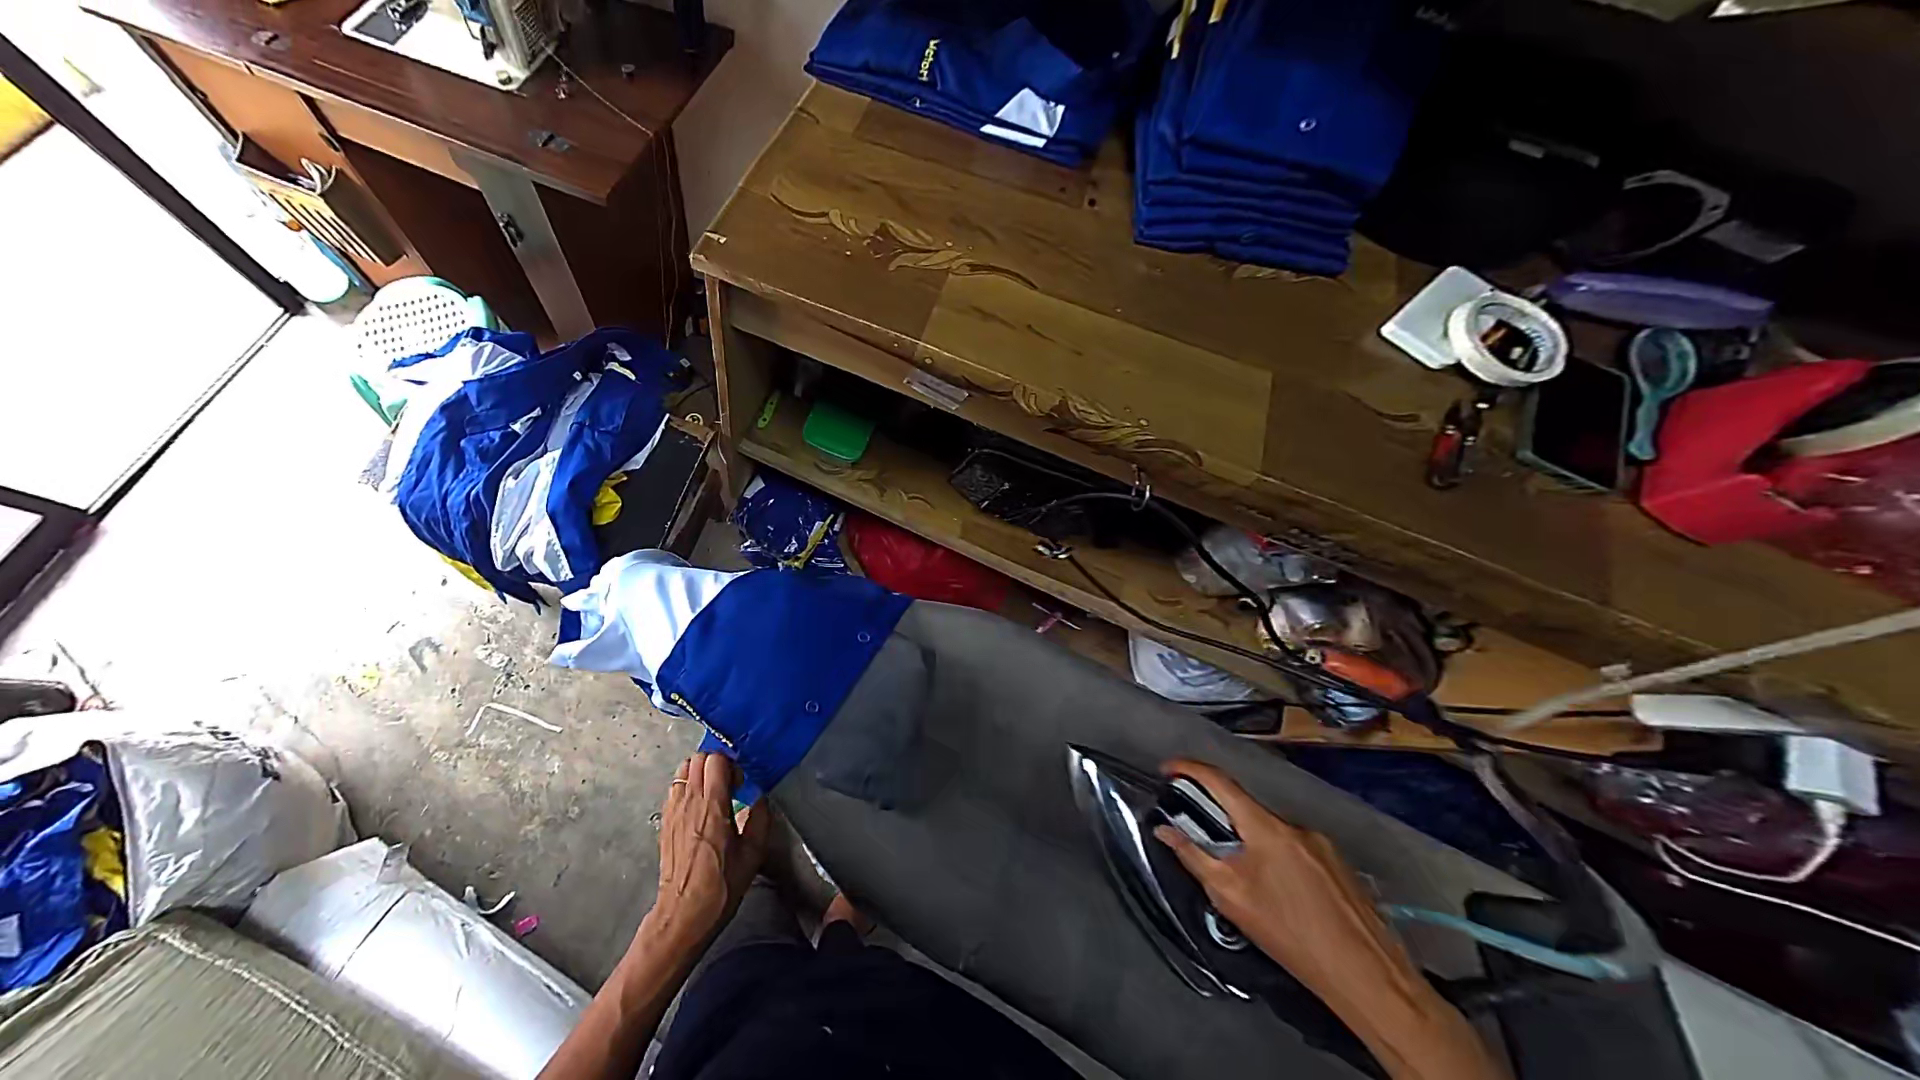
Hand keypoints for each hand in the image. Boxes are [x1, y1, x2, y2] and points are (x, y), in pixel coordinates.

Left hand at [645, 753, 769, 949]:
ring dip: (700, 773)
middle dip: (716, 764)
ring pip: (683, 770)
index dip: (732, 765)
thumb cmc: (722, 885)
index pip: (715, 760)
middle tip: (729, 784)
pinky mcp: (664, 822)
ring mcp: (673, 811)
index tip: (741, 782)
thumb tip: (760, 799)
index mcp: (712, 805)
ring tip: (714, 793)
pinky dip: (687, 787)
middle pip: (698, 758)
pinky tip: (699, 808)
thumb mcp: (754, 852)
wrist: (685, 913)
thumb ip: (760, 818)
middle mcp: (689, 802)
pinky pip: (675, 789)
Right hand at [1151, 759, 1420, 1006]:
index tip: (1169, 769)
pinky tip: (1281, 895)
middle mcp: (1296, 826)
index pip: (1221, 782)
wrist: (1365, 975)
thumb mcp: (1231, 898)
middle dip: (1221, 820)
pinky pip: (1296, 849)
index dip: (1190, 769)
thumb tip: (1165, 830)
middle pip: (1247, 810)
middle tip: (1202, 842)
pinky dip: (1278, 860)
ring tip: (1247, 883)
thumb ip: (1193, 857)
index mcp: (1266, 828)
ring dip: (1252, 845)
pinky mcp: (1340, 865)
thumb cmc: (1291, 935)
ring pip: (1273, 832)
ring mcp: (1323, 844)